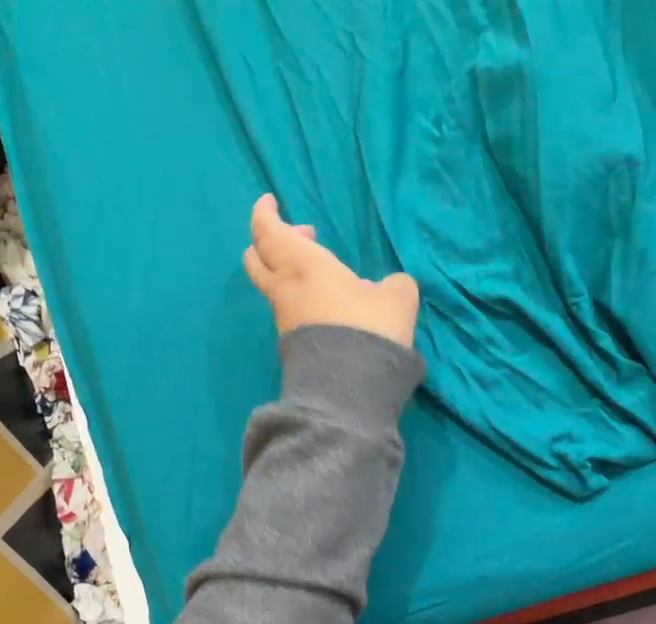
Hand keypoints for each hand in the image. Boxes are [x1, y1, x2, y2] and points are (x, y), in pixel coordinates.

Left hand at [242, 193, 418, 347]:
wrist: (348, 390)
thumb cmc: (369, 330)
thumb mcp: (397, 298)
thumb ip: (392, 284)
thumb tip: (386, 287)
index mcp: (303, 266)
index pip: (268, 231)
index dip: (265, 213)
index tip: (270, 201)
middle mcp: (285, 290)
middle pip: (257, 258)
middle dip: (274, 241)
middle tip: (305, 238)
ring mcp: (284, 321)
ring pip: (275, 287)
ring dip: (292, 275)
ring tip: (329, 278)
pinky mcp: (291, 347)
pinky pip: (290, 313)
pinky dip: (303, 301)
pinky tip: (332, 310)